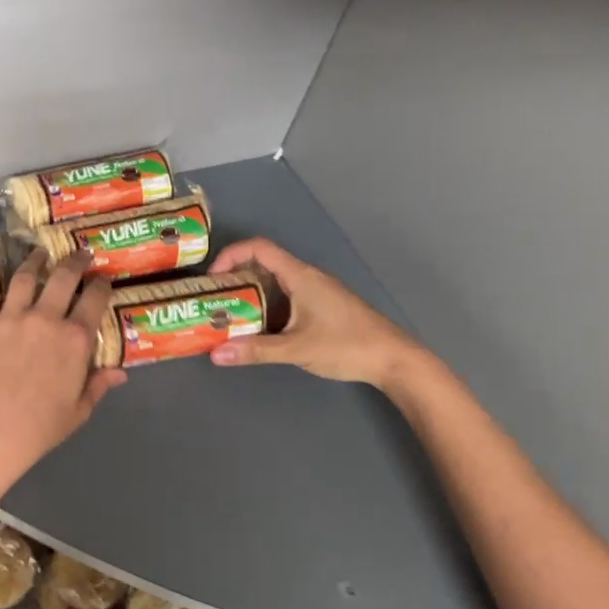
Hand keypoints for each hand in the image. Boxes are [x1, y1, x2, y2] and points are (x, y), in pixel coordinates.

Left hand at [0, 249, 126, 482]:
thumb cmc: (42, 426)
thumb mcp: (80, 409)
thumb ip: (98, 384)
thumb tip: (120, 373)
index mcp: (76, 339)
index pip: (95, 299)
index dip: (101, 285)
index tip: (101, 280)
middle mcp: (46, 319)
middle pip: (63, 277)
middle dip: (75, 261)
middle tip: (79, 255)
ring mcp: (11, 317)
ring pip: (25, 277)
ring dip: (35, 261)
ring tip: (39, 254)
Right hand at [208, 238, 426, 389]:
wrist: (395, 359)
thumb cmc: (347, 346)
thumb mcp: (296, 349)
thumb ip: (255, 350)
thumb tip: (215, 355)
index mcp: (300, 276)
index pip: (259, 248)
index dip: (230, 255)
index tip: (212, 280)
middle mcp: (307, 278)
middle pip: (263, 265)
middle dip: (234, 280)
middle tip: (213, 302)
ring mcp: (317, 292)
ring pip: (275, 284)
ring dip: (250, 297)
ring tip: (228, 318)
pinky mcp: (322, 307)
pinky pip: (286, 298)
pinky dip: (267, 308)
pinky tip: (258, 331)